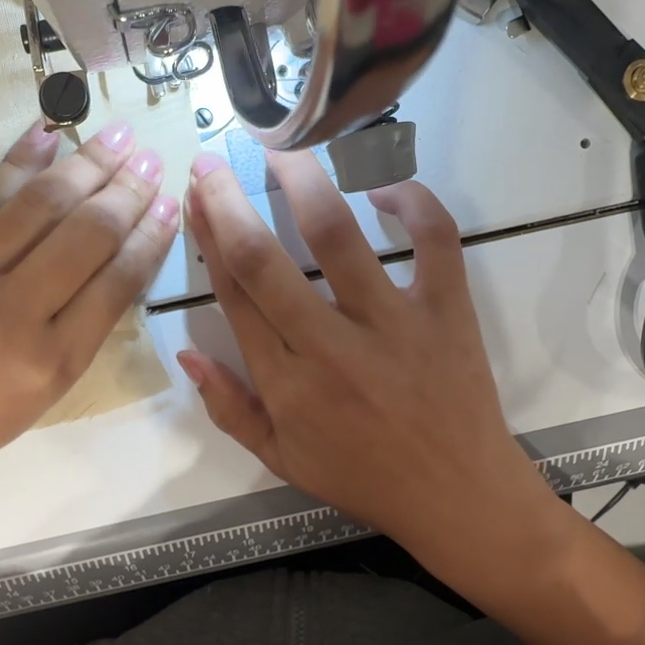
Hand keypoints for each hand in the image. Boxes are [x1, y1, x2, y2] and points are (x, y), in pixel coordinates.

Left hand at [0, 119, 178, 503]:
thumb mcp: (39, 398)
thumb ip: (78, 334)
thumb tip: (114, 265)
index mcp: (52, 364)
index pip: (116, 284)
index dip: (149, 238)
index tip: (170, 205)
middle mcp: (13, 316)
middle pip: (85, 236)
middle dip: (126, 192)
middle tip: (151, 158)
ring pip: (39, 207)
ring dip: (85, 165)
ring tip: (117, 138)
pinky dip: (19, 163)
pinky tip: (49, 136)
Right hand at [180, 150, 554, 583]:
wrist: (457, 497)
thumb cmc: (364, 479)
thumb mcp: (282, 460)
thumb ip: (230, 409)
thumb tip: (187, 357)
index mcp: (286, 385)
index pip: (234, 297)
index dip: (208, 241)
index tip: (195, 200)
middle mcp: (330, 347)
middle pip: (266, 260)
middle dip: (230, 202)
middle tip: (214, 160)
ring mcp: (392, 324)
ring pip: (338, 237)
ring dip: (303, 183)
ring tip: (283, 147)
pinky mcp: (447, 311)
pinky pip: (434, 240)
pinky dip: (414, 202)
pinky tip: (387, 187)